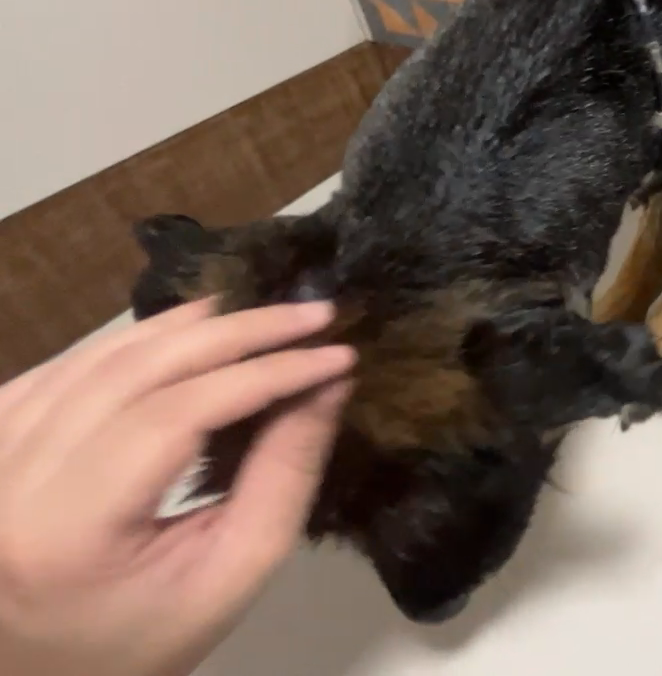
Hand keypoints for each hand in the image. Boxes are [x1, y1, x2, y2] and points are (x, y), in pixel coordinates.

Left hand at [0, 301, 354, 675]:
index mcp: (64, 534)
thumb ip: (288, 469)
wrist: (43, 673)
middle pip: (130, 374)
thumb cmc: (155, 629)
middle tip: (317, 313)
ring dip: (185, 326)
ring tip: (262, 310)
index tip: (340, 353)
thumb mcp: (242, 563)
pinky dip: (128, 342)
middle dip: (238, 331)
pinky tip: (182, 331)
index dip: (266, 373)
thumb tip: (333, 381)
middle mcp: (0, 490)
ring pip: (89, 361)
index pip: (175, 416)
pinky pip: (50, 373)